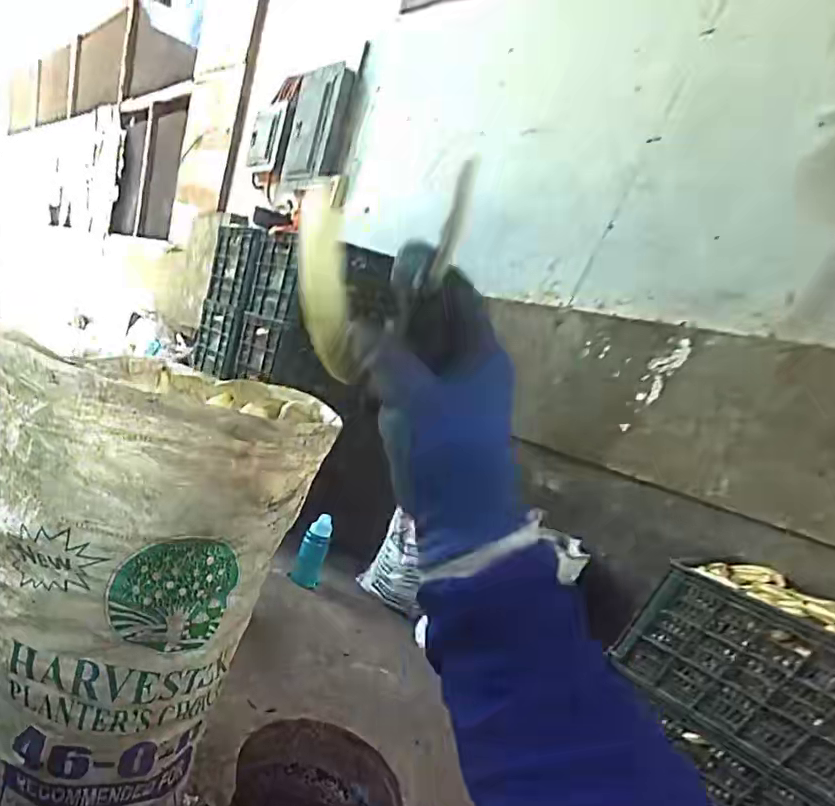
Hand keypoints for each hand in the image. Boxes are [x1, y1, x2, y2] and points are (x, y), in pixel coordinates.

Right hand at [356, 244, 523, 566]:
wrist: (457, 513)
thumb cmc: (445, 450)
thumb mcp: (413, 397)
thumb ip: (384, 358)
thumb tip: (355, 326)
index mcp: (479, 353)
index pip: (459, 297)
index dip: (431, 277)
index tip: (398, 263)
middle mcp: (469, 368)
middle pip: (434, 326)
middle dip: (400, 318)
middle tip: (367, 309)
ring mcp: (451, 397)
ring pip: (417, 359)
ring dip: (388, 354)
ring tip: (359, 352)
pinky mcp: (433, 421)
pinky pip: (408, 389)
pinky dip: (387, 384)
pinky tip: (367, 391)